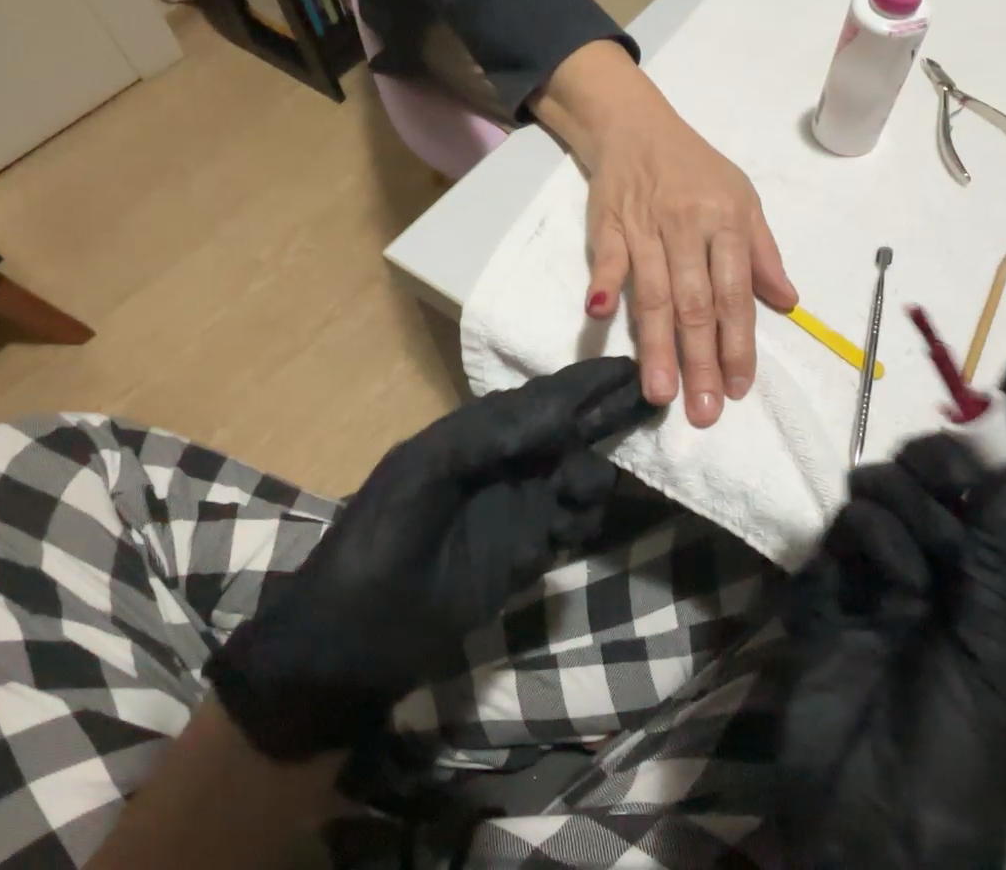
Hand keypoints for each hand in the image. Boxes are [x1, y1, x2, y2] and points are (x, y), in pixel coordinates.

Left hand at [206, 357, 659, 761]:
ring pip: (578, 477)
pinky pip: (574, 523)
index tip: (632, 367)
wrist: (352, 639)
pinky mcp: (528, 553)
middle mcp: (502, 465)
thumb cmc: (377, 544)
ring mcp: (517, 510)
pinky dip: (583, 519)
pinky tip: (571, 528)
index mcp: (472, 436)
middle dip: (608, 416)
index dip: (586, 383)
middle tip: (654, 401)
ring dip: (590, 479)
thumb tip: (558, 411)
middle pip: (569, 430)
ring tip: (574, 496)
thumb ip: (488, 435)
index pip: (540, 398)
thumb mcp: (423, 473)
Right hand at [532, 42, 797, 428]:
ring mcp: (645, 226)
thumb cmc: (697, 170)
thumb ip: (763, 253)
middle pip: (695, 303)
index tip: (738, 389)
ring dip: (656, 344)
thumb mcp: (744, 200)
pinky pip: (606, 255)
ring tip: (660, 393)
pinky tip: (601, 314)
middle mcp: (689, 228)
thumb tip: (789, 304)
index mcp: (728, 223)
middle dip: (700, 360)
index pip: (735, 294)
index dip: (737, 344)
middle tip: (702, 412)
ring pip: (653, 292)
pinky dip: (603, 281)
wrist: (637, 126)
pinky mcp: (607, 223)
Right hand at [773, 352, 1005, 867]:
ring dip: (900, 512)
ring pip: (883, 491)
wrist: (868, 821)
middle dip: (943, 464)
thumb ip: (1005, 554)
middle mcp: (939, 563)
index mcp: (995, 577)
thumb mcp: (992, 647)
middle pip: (938, 470)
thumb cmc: (954, 746)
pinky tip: (863, 583)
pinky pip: (840, 531)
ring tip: (903, 573)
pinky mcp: (824, 588)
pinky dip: (858, 543)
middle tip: (943, 489)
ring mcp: (876, 572)